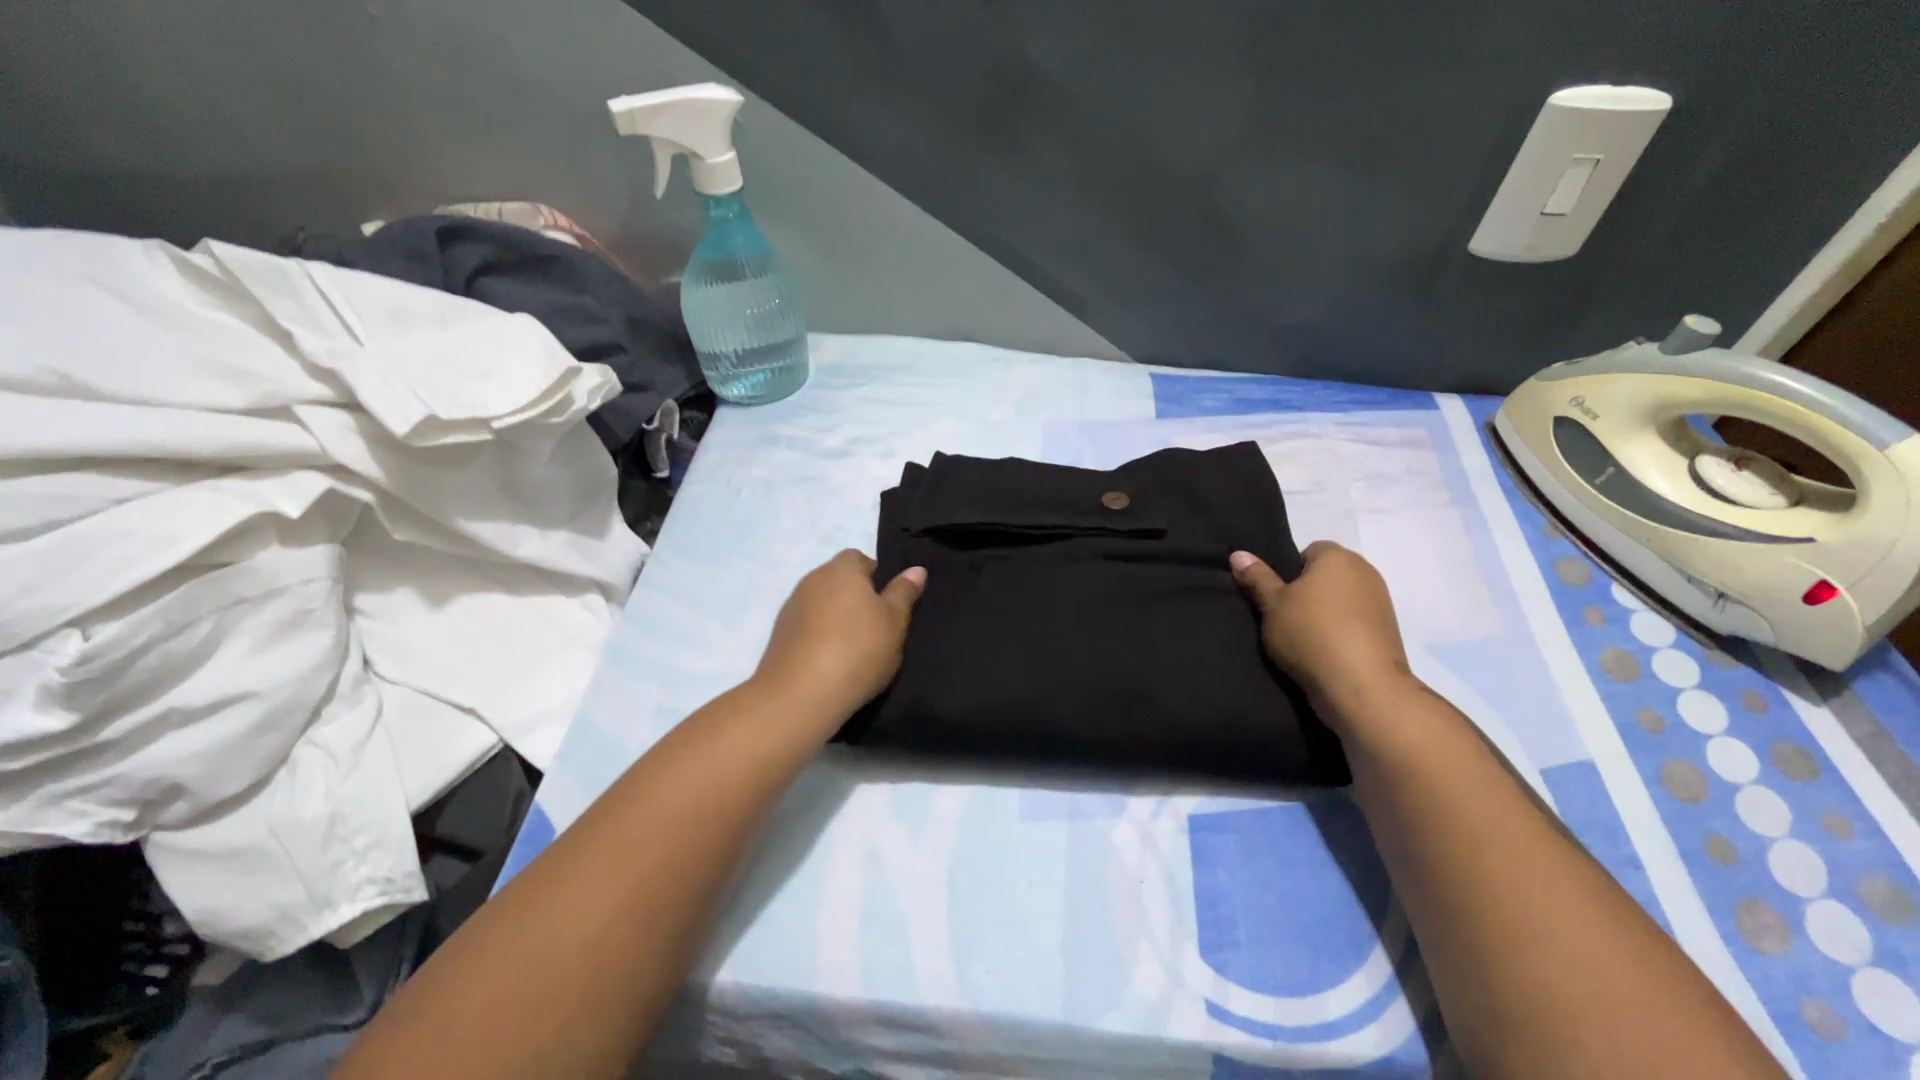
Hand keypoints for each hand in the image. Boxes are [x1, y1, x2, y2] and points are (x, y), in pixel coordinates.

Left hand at [753, 550, 925, 717]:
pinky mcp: (779, 634)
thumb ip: (903, 593)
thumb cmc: (858, 650)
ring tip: (852, 649)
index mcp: (841, 569)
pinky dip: (818, 636)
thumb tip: (916, 569)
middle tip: (875, 628)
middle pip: (838, 580)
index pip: (859, 558)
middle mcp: (812, 579)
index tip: (887, 604)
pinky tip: (829, 661)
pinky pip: (806, 626)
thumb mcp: (894, 622)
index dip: (875, 576)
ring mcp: (791, 607)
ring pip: (821, 603)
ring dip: (835, 618)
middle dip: (855, 598)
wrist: (801, 694)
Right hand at [1230, 542, 1417, 732]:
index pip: (1309, 551)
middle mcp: (1365, 571)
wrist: (1362, 686)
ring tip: (1304, 641)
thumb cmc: (1311, 634)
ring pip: (1341, 601)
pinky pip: (1355, 623)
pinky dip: (1342, 633)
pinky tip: (1326, 654)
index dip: (1289, 572)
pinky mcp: (1388, 631)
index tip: (1278, 598)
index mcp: (1337, 557)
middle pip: (1327, 576)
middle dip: (1308, 593)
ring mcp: (1381, 602)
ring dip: (1325, 615)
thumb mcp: (1272, 606)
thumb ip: (1257, 578)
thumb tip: (1238, 554)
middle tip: (1285, 619)